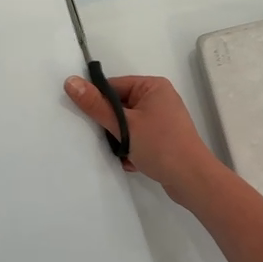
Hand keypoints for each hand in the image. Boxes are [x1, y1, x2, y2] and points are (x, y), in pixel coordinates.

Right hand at [65, 75, 223, 205]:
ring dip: (121, 140)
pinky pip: (138, 138)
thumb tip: (70, 82)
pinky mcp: (164, 139)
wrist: (192, 179)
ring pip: (128, 125)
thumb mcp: (125, 125)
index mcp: (152, 87)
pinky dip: (132, 149)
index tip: (85, 118)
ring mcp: (163, 120)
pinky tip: (132, 162)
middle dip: (111, 125)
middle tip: (106, 139)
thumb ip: (96, 105)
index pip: (114, 86)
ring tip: (122, 153)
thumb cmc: (160, 146)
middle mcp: (159, 99)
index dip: (98, 101)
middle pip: (120, 106)